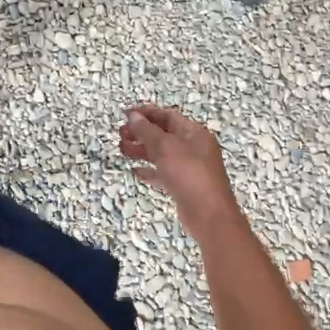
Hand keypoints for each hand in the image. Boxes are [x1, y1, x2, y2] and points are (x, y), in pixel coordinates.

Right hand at [118, 105, 236, 236]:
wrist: (209, 216)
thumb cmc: (189, 174)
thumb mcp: (165, 147)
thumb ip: (147, 130)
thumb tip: (133, 116)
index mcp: (194, 133)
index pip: (168, 116)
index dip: (146, 113)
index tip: (126, 115)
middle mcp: (194, 148)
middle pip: (163, 135)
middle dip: (141, 132)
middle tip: (121, 133)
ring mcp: (190, 168)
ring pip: (162, 154)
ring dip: (141, 150)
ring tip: (122, 149)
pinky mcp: (184, 186)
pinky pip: (164, 173)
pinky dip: (150, 170)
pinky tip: (135, 171)